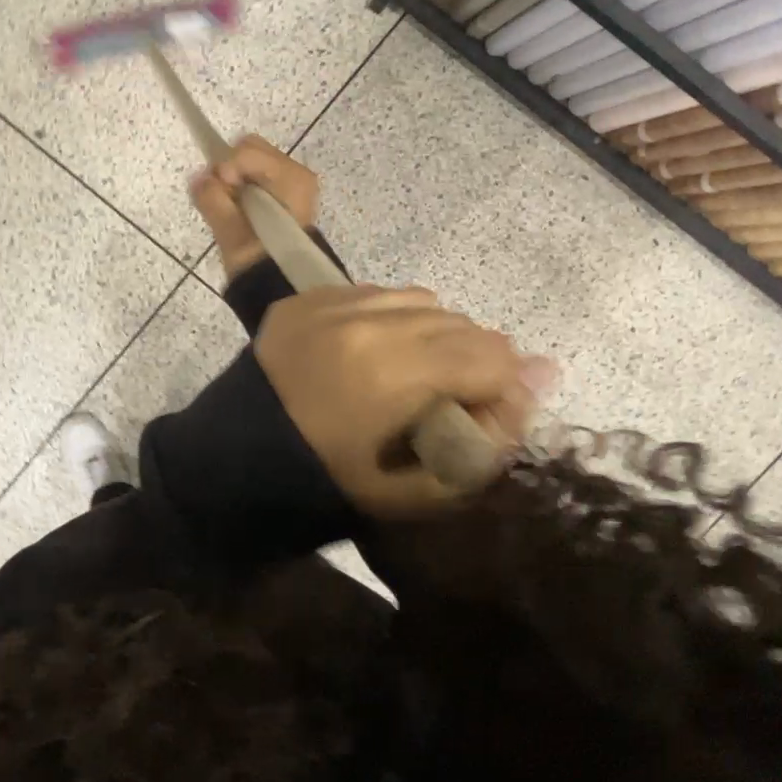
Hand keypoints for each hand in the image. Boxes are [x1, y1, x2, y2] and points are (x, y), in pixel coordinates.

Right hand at [189, 135, 317, 280]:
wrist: (282, 290)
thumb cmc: (260, 260)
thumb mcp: (233, 231)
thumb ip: (212, 199)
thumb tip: (197, 178)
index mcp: (291, 177)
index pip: (247, 151)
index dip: (226, 167)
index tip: (219, 189)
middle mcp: (294, 175)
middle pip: (248, 152)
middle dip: (227, 172)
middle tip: (220, 199)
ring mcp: (288, 187)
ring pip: (248, 167)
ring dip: (231, 185)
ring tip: (227, 212)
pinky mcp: (279, 201)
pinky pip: (252, 183)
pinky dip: (238, 193)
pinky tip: (235, 215)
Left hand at [254, 285, 553, 514]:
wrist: (235, 458)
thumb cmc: (326, 482)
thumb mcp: (414, 487)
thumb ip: (488, 439)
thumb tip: (545, 374)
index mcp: (396, 371)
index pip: (493, 358)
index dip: (499, 392)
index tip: (473, 418)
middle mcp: (368, 323)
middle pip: (462, 326)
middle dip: (468, 363)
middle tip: (441, 399)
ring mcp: (332, 305)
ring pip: (422, 302)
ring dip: (429, 335)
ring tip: (404, 374)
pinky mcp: (305, 300)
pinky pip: (374, 294)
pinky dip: (387, 320)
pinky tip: (367, 355)